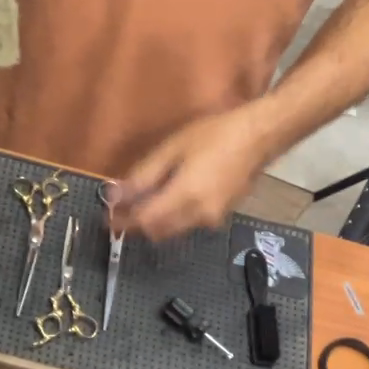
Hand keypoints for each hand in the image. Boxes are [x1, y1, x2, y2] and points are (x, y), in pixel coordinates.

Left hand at [110, 104, 276, 242]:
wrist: (261, 135)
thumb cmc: (215, 134)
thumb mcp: (172, 149)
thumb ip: (142, 177)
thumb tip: (114, 196)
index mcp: (185, 198)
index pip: (144, 223)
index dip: (123, 224)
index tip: (106, 220)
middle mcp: (197, 216)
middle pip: (156, 233)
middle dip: (136, 226)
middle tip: (121, 212)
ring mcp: (211, 220)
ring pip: (171, 232)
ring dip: (154, 224)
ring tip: (140, 205)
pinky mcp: (219, 218)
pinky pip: (187, 225)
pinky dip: (171, 219)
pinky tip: (166, 201)